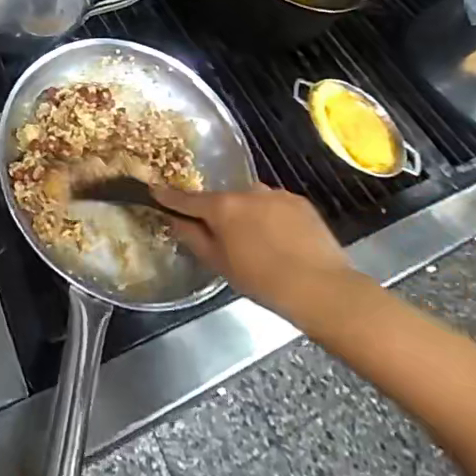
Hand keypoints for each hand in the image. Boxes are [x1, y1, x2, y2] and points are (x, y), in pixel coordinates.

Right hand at [151, 185, 360, 320]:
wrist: (320, 286)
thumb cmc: (262, 280)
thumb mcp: (220, 264)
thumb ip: (194, 238)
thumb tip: (175, 221)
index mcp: (223, 207)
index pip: (189, 199)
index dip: (170, 197)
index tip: (155, 190)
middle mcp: (248, 192)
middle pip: (224, 200)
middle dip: (219, 213)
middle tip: (223, 238)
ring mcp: (276, 194)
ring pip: (251, 201)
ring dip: (247, 215)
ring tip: (257, 243)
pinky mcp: (299, 201)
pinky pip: (275, 205)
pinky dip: (271, 218)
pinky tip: (280, 241)